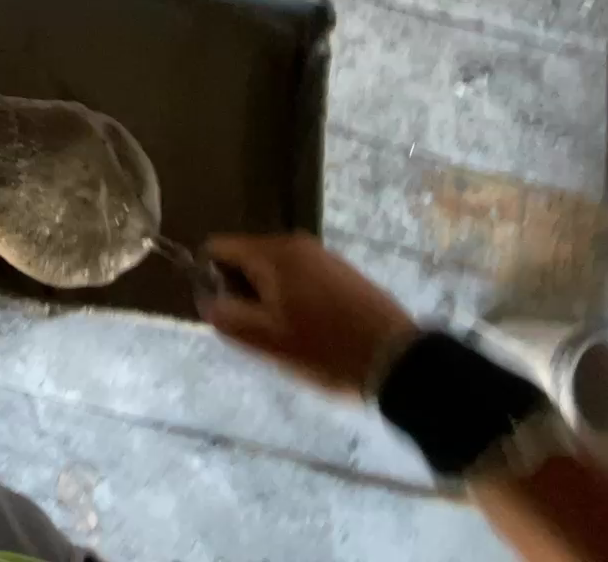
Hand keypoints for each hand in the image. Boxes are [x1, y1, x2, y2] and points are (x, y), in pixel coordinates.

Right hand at [196, 233, 417, 396]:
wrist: (402, 364)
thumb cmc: (325, 351)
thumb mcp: (265, 341)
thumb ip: (225, 316)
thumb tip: (205, 300)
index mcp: (272, 253)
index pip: (218, 247)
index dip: (210, 276)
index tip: (224, 309)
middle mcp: (294, 243)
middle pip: (246, 256)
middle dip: (240, 286)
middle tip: (254, 325)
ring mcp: (322, 255)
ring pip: (274, 267)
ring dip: (267, 293)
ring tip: (282, 330)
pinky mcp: (342, 271)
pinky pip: (300, 274)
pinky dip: (292, 294)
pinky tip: (308, 326)